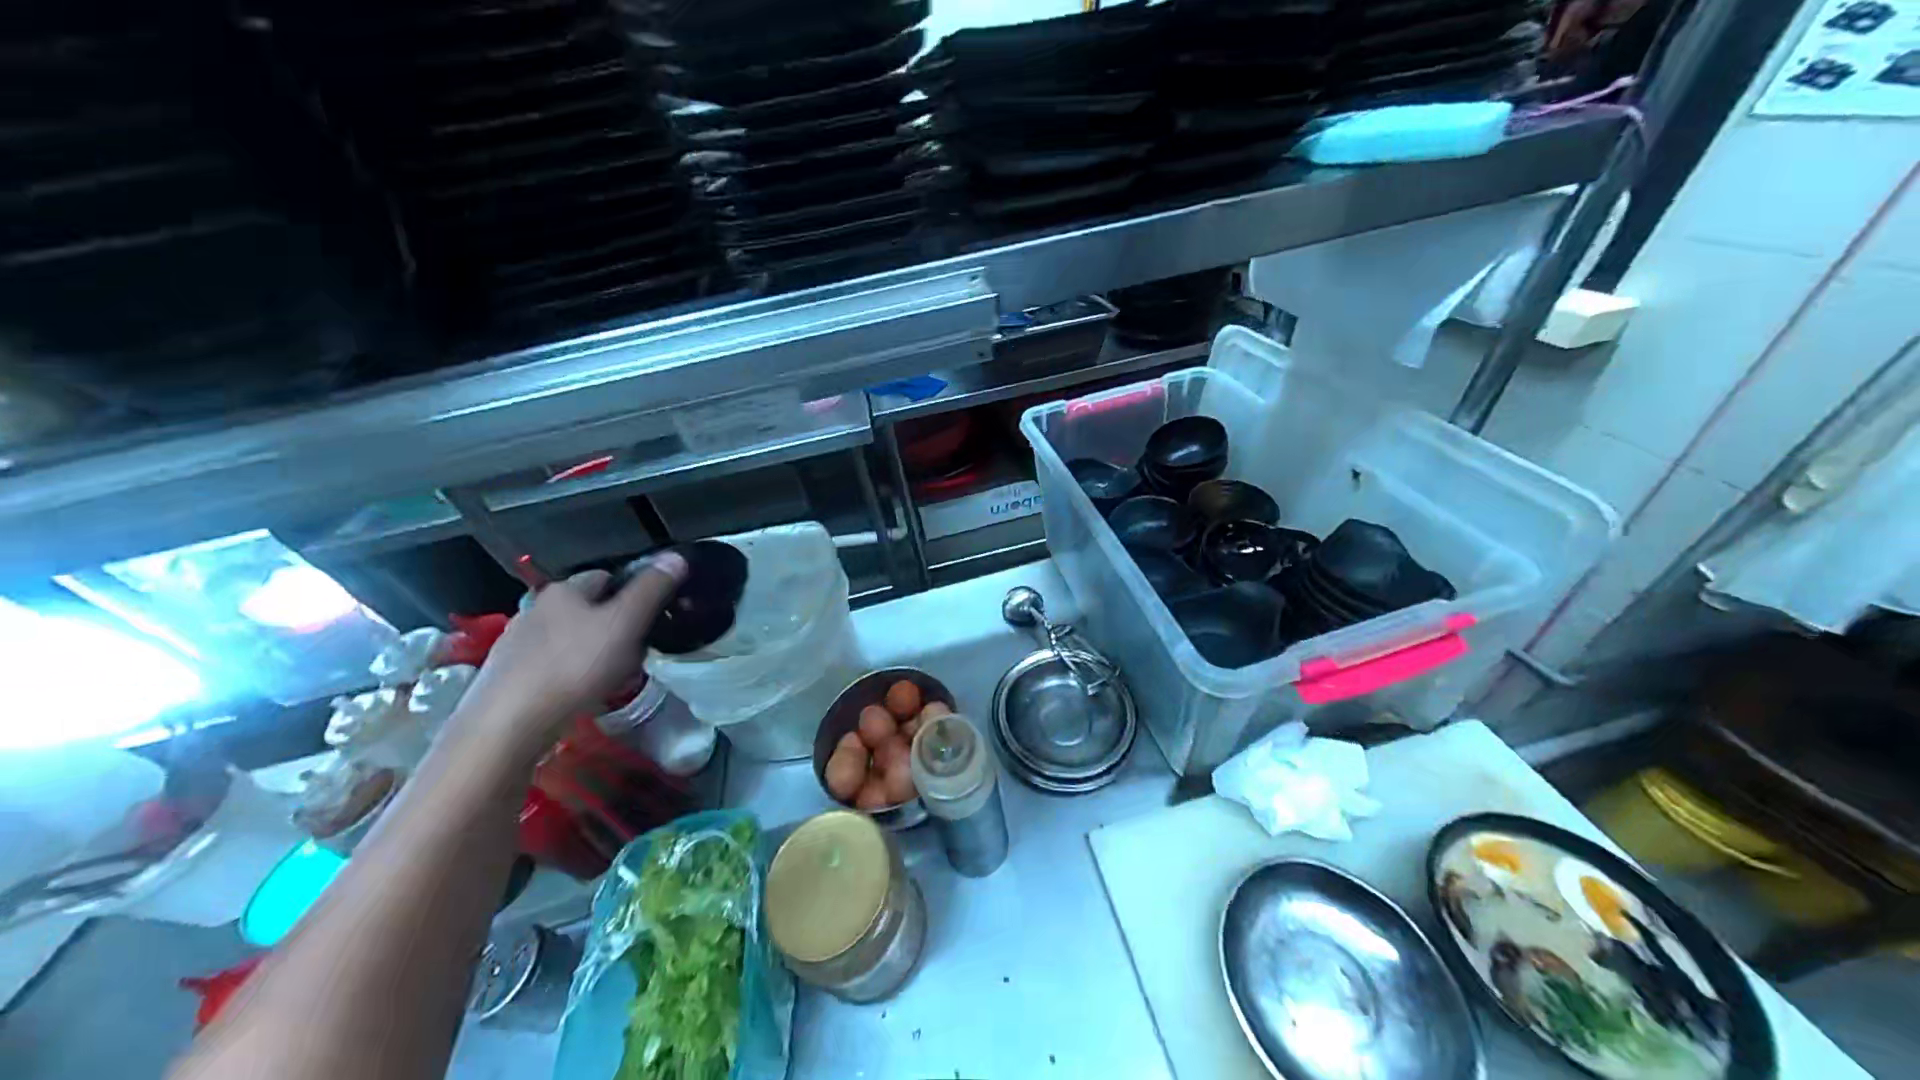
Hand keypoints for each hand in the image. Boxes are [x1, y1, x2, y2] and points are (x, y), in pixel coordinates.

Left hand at [454, 551, 688, 762]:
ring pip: (569, 638)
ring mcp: (516, 643)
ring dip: (591, 651)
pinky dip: (569, 674)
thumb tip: (676, 557)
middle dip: (613, 625)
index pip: (605, 576)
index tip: (649, 616)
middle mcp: (535, 608)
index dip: (631, 592)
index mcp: (564, 590)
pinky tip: (579, 693)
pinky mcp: (507, 675)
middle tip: (635, 652)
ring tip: (610, 676)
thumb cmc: (575, 666)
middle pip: (587, 609)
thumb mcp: (625, 624)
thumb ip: (651, 590)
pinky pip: (551, 665)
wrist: (509, 723)